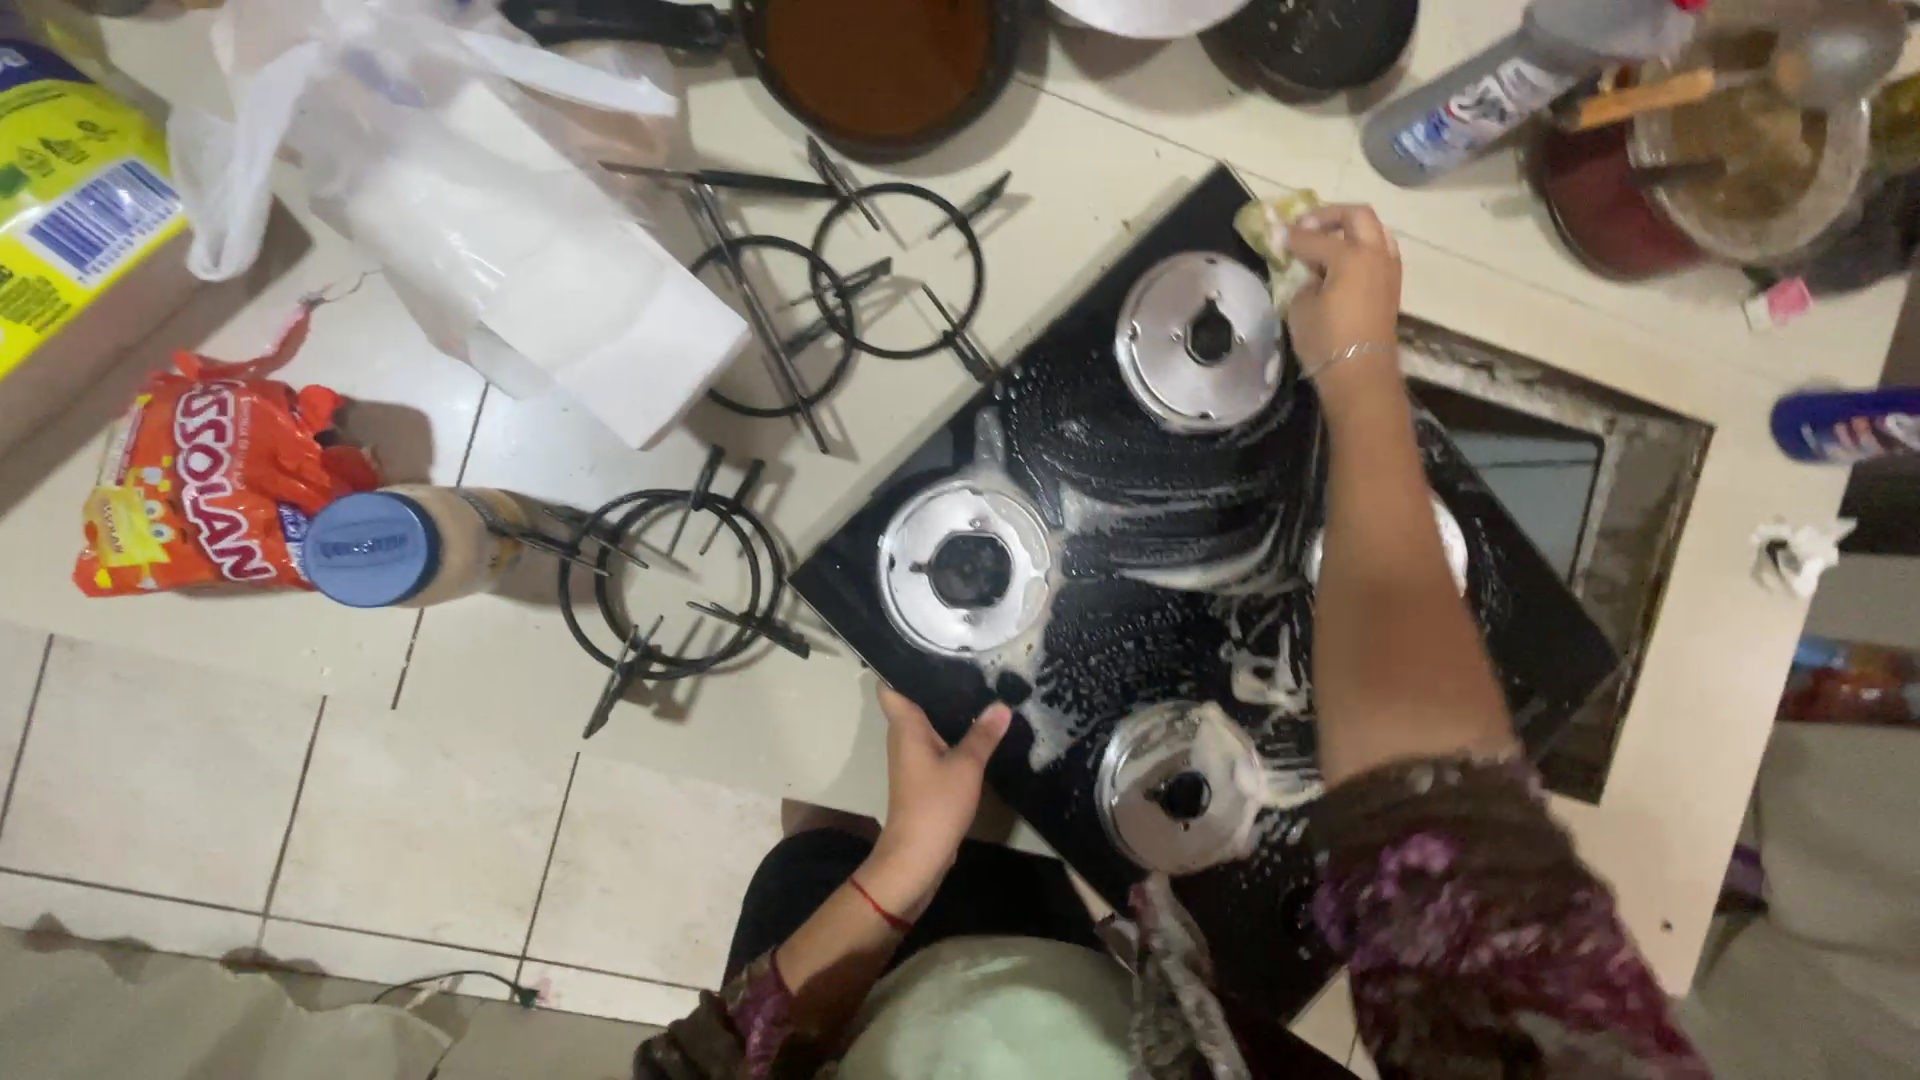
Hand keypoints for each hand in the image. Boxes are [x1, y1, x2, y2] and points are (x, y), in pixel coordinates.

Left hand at [862, 685, 1010, 918]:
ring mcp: (912, 758)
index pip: (891, 687)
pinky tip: (979, 729)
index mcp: (905, 727)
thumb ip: (983, 734)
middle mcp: (903, 737)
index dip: (902, 665)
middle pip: (914, 701)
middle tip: (969, 662)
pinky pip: (937, 744)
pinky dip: (953, 735)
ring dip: (949, 711)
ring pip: (928, 724)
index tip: (928, 646)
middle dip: (937, 684)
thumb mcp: (966, 766)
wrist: (917, 857)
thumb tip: (1001, 704)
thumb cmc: (934, 804)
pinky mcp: (923, 776)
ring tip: (980, 688)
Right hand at [1284, 204, 1404, 412]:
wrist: (1360, 371)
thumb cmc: (1325, 340)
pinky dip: (1362, 246)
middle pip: (1357, 216)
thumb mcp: (1301, 308)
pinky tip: (1345, 261)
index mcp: (1349, 256)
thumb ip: (1306, 281)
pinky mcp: (1392, 284)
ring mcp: (1388, 267)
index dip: (1294, 236)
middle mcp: (1374, 253)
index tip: (1279, 235)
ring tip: (1329, 241)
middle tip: (1308, 225)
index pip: (1315, 238)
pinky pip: (1380, 250)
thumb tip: (1314, 275)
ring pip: (1375, 230)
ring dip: (1351, 228)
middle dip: (1330, 215)